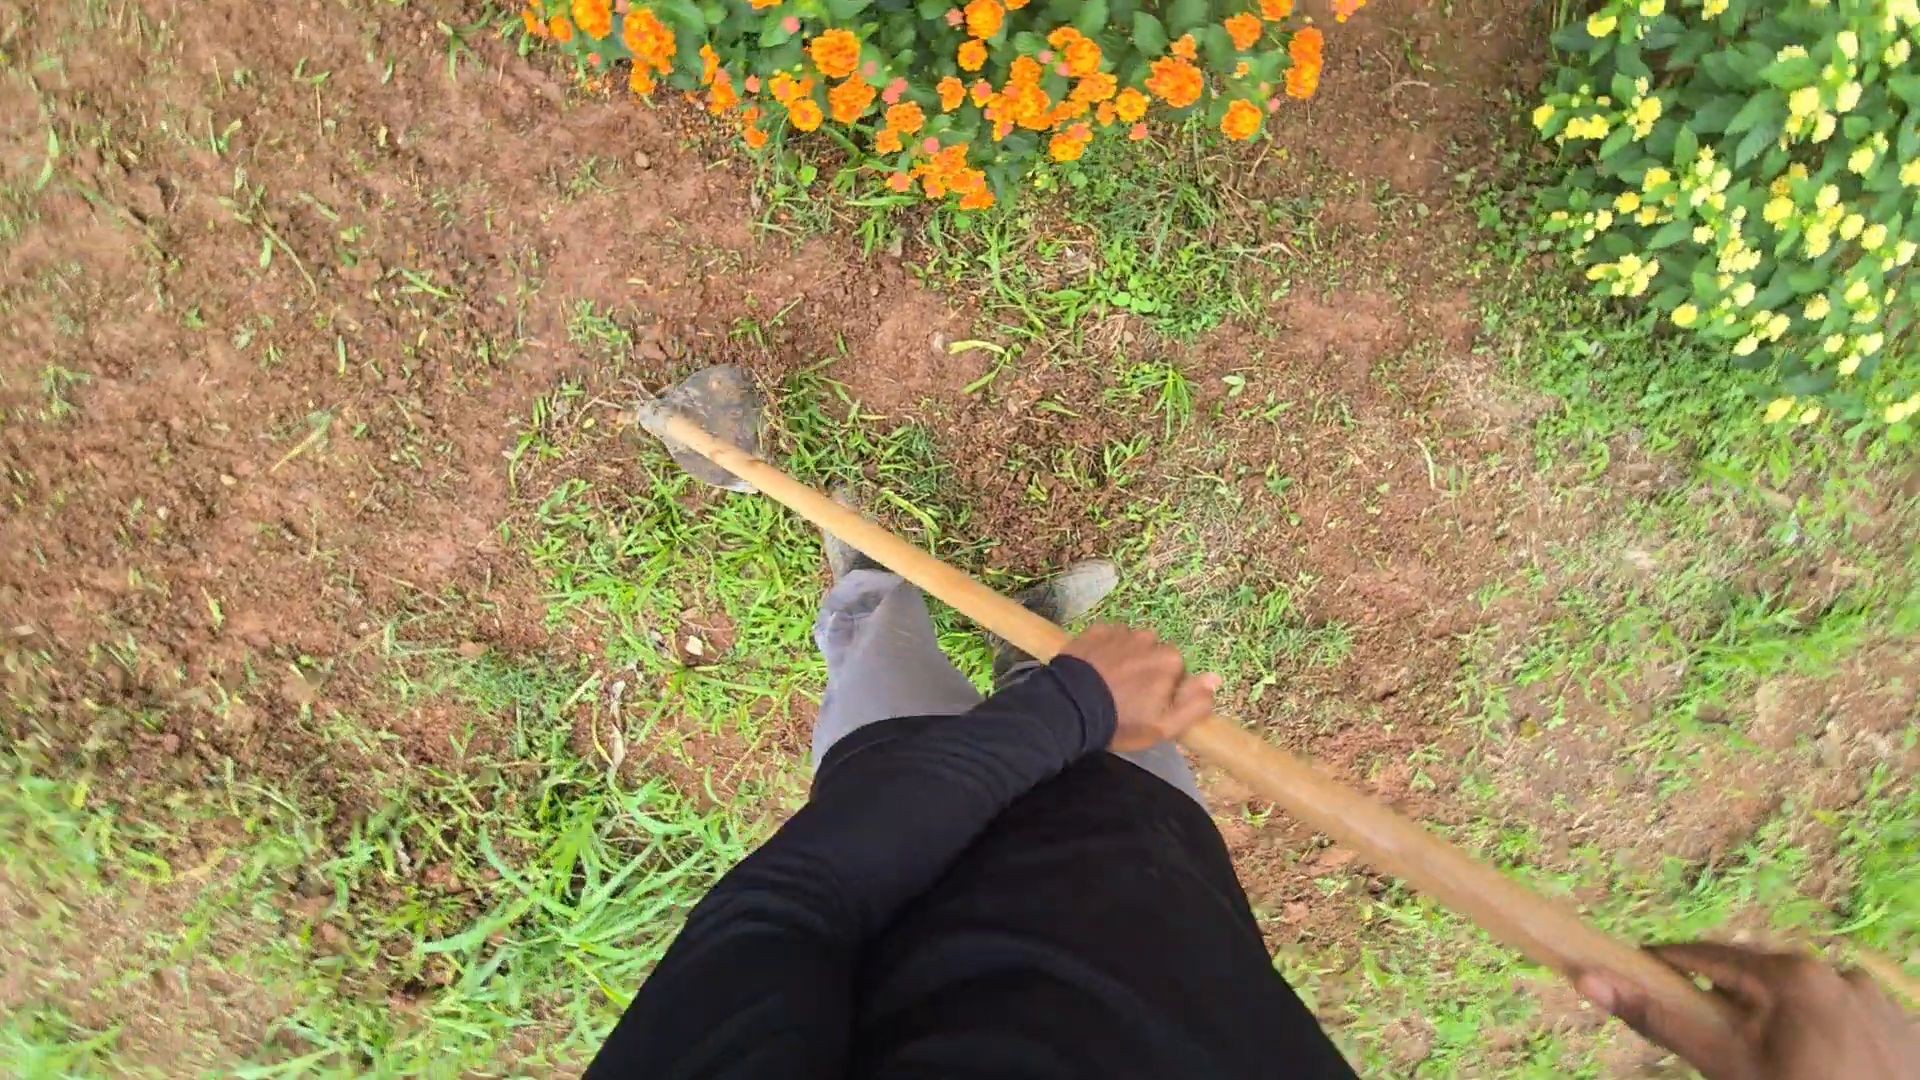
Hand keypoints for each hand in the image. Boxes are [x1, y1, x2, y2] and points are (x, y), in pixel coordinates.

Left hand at [1058, 624, 1219, 752]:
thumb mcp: (1164, 725)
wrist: (1070, 707)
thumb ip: (1195, 703)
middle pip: (1154, 653)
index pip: (1176, 671)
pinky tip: (1095, 668)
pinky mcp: (1094, 631)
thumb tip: (1216, 678)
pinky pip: (1108, 637)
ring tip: (1109, 681)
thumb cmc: (1121, 721)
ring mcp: (1119, 632)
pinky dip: (1105, 649)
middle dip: (1146, 669)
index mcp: (1170, 660)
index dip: (1165, 688)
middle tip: (1127, 694)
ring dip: (1126, 657)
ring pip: (1131, 643)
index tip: (1147, 704)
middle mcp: (1148, 638)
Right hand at [1577, 942, 1919, 1079]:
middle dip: (1729, 996)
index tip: (1648, 976)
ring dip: (1777, 1011)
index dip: (1670, 966)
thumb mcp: (1726, 1064)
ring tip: (1772, 1049)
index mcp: (1790, 972)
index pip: (1704, 954)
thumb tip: (1583, 978)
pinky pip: (1844, 1011)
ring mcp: (1881, 999)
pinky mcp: (1909, 1027)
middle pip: (1755, 972)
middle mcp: (1836, 972)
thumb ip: (1658, 1019)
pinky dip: (1823, 1026)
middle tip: (1719, 1033)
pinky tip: (1822, 1059)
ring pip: (1800, 991)